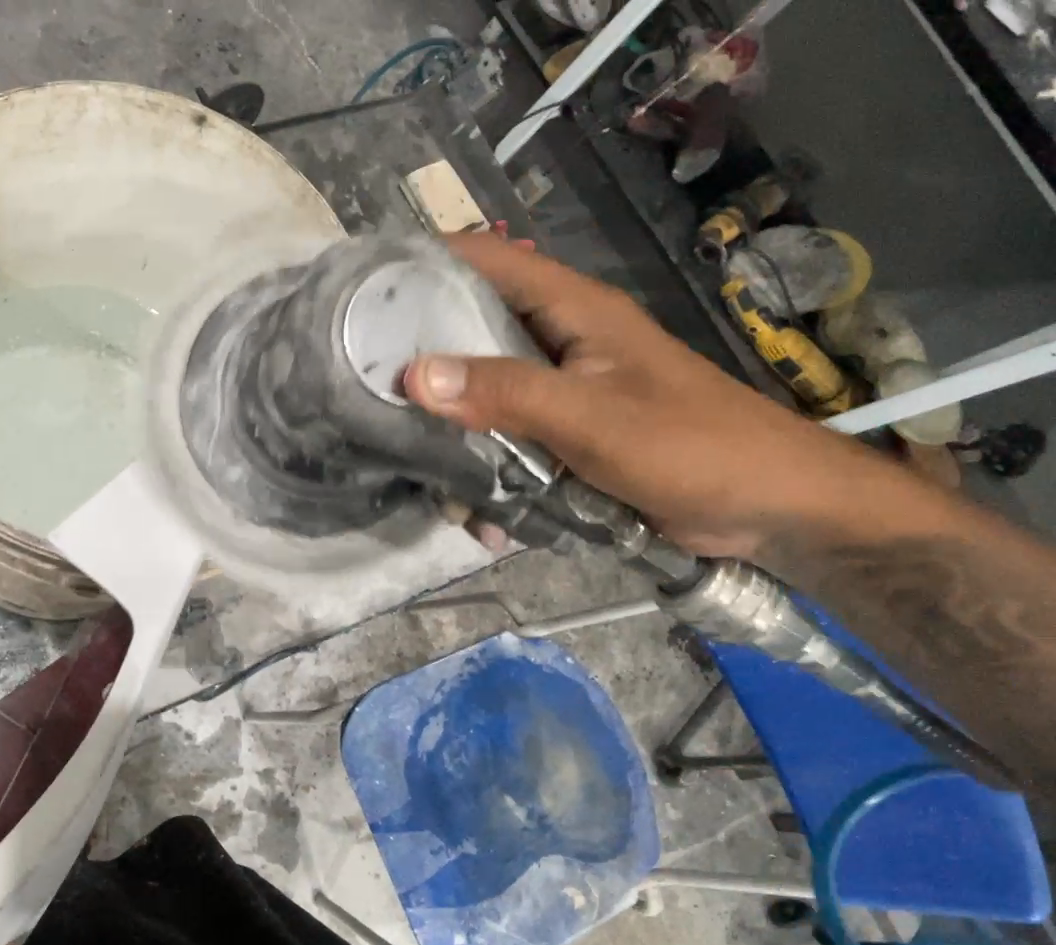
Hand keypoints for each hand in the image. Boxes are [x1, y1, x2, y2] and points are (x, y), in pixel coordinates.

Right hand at [401, 232, 910, 562]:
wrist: (769, 505)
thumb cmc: (691, 445)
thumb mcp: (591, 417)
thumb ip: (505, 392)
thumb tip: (412, 374)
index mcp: (573, 311)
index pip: (490, 260)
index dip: (429, 258)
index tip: (365, 281)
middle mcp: (560, 340)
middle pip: (472, 324)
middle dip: (417, 344)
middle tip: (355, 369)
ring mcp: (560, 389)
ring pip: (481, 386)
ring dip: (443, 413)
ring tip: (391, 436)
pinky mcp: (563, 433)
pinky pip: (502, 434)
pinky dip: (477, 457)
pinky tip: (458, 493)